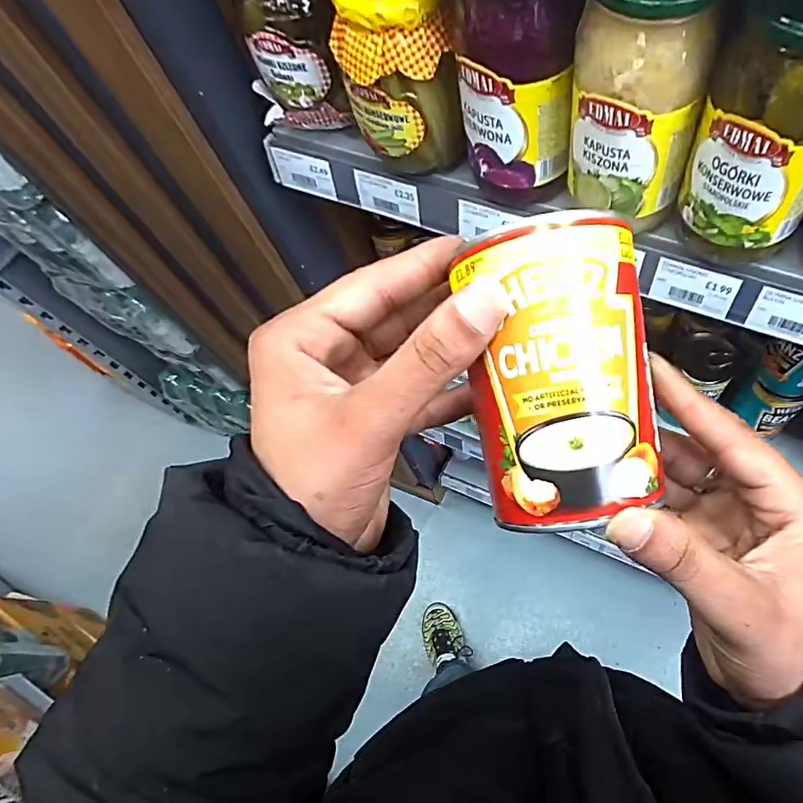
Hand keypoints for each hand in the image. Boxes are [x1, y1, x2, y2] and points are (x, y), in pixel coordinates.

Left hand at [249, 236, 511, 550]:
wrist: (306, 552)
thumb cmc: (310, 485)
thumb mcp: (371, 415)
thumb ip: (429, 359)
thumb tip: (482, 301)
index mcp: (301, 340)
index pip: (371, 287)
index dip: (422, 266)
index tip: (469, 249)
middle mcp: (324, 359)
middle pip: (395, 318)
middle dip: (445, 307)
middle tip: (497, 287)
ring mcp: (351, 390)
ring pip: (411, 356)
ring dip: (452, 348)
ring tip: (502, 328)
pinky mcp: (374, 420)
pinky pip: (417, 392)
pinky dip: (448, 390)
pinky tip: (484, 382)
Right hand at [605, 359, 802, 709]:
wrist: (769, 691)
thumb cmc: (777, 648)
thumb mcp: (733, 603)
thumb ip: (679, 559)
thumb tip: (621, 520)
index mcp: (787, 503)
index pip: (734, 441)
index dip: (691, 402)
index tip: (654, 368)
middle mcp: (757, 499)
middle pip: (702, 450)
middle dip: (658, 426)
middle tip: (612, 398)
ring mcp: (727, 516)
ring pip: (679, 475)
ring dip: (641, 463)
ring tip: (598, 439)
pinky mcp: (703, 535)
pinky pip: (665, 505)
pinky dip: (637, 498)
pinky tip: (608, 488)